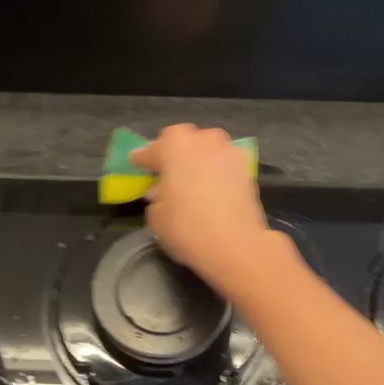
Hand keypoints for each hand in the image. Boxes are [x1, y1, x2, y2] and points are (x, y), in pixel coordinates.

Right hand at [130, 124, 278, 291]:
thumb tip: (161, 192)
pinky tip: (211, 191)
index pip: (153, 149)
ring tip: (190, 183)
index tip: (136, 163)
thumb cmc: (187, 228)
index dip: (143, 159)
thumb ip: (155, 199)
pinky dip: (215, 174)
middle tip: (166, 174)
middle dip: (174, 155)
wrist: (234, 245)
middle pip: (184, 142)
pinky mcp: (246, 169)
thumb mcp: (156, 218)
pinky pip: (223, 166)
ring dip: (197, 162)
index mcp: (175, 145)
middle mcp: (203, 139)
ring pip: (206, 151)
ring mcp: (228, 151)